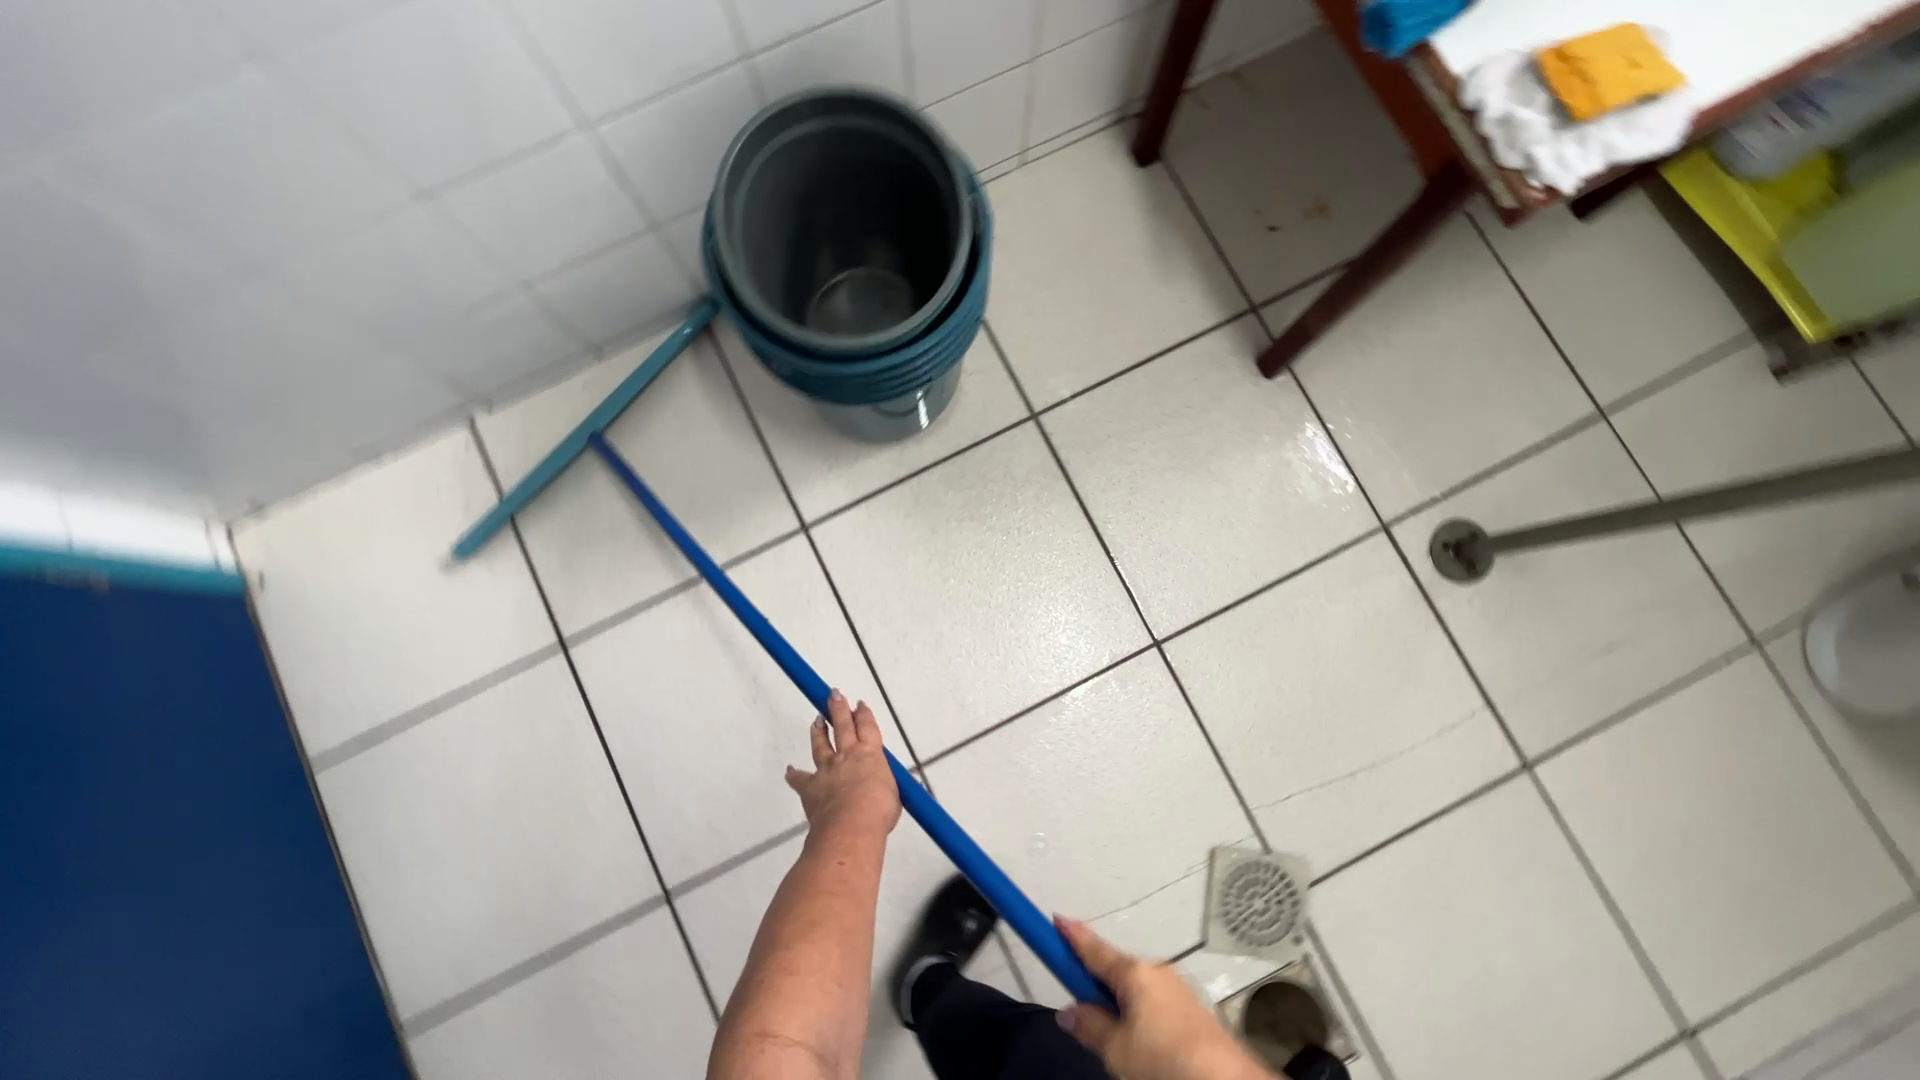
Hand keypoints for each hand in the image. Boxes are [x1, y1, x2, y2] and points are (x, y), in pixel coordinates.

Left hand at [785, 690, 901, 840]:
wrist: (850, 828)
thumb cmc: (879, 812)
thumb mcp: (894, 796)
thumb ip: (887, 786)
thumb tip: (893, 787)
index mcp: (870, 754)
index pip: (867, 727)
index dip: (863, 714)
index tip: (859, 704)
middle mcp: (848, 755)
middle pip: (843, 726)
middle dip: (838, 708)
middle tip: (833, 694)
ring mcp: (827, 769)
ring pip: (820, 745)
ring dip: (819, 731)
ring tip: (817, 719)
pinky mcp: (810, 787)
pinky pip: (799, 778)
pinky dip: (793, 774)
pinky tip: (789, 771)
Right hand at [1055, 917, 1274, 1079]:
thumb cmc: (1166, 1063)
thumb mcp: (1118, 1051)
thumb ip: (1090, 1027)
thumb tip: (1067, 1011)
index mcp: (1135, 974)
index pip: (1093, 949)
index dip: (1071, 935)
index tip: (1055, 917)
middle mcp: (1157, 972)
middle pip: (1115, 971)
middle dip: (1096, 987)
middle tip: (1083, 1016)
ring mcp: (1179, 990)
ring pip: (1136, 992)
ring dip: (1120, 1007)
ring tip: (1118, 1047)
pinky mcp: (1194, 1012)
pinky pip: (1154, 1006)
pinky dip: (1140, 1017)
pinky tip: (1144, 1049)